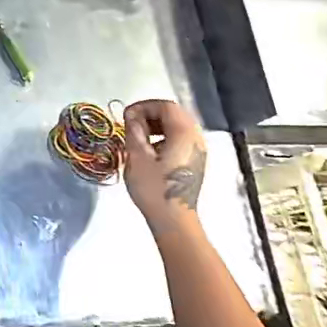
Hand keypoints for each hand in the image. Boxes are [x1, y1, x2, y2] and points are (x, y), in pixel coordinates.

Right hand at [123, 99, 206, 233]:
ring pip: (178, 128)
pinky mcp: (196, 163)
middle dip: (150, 115)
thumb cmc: (154, 189)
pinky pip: (181, 141)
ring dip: (157, 127)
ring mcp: (199, 151)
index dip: (144, 106)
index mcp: (184, 133)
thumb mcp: (137, 158)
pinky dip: (165, 139)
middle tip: (131, 124)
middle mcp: (196, 138)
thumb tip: (132, 117)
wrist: (174, 221)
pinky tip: (150, 152)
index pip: (166, 106)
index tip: (127, 115)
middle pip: (174, 115)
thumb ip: (134, 131)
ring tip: (138, 138)